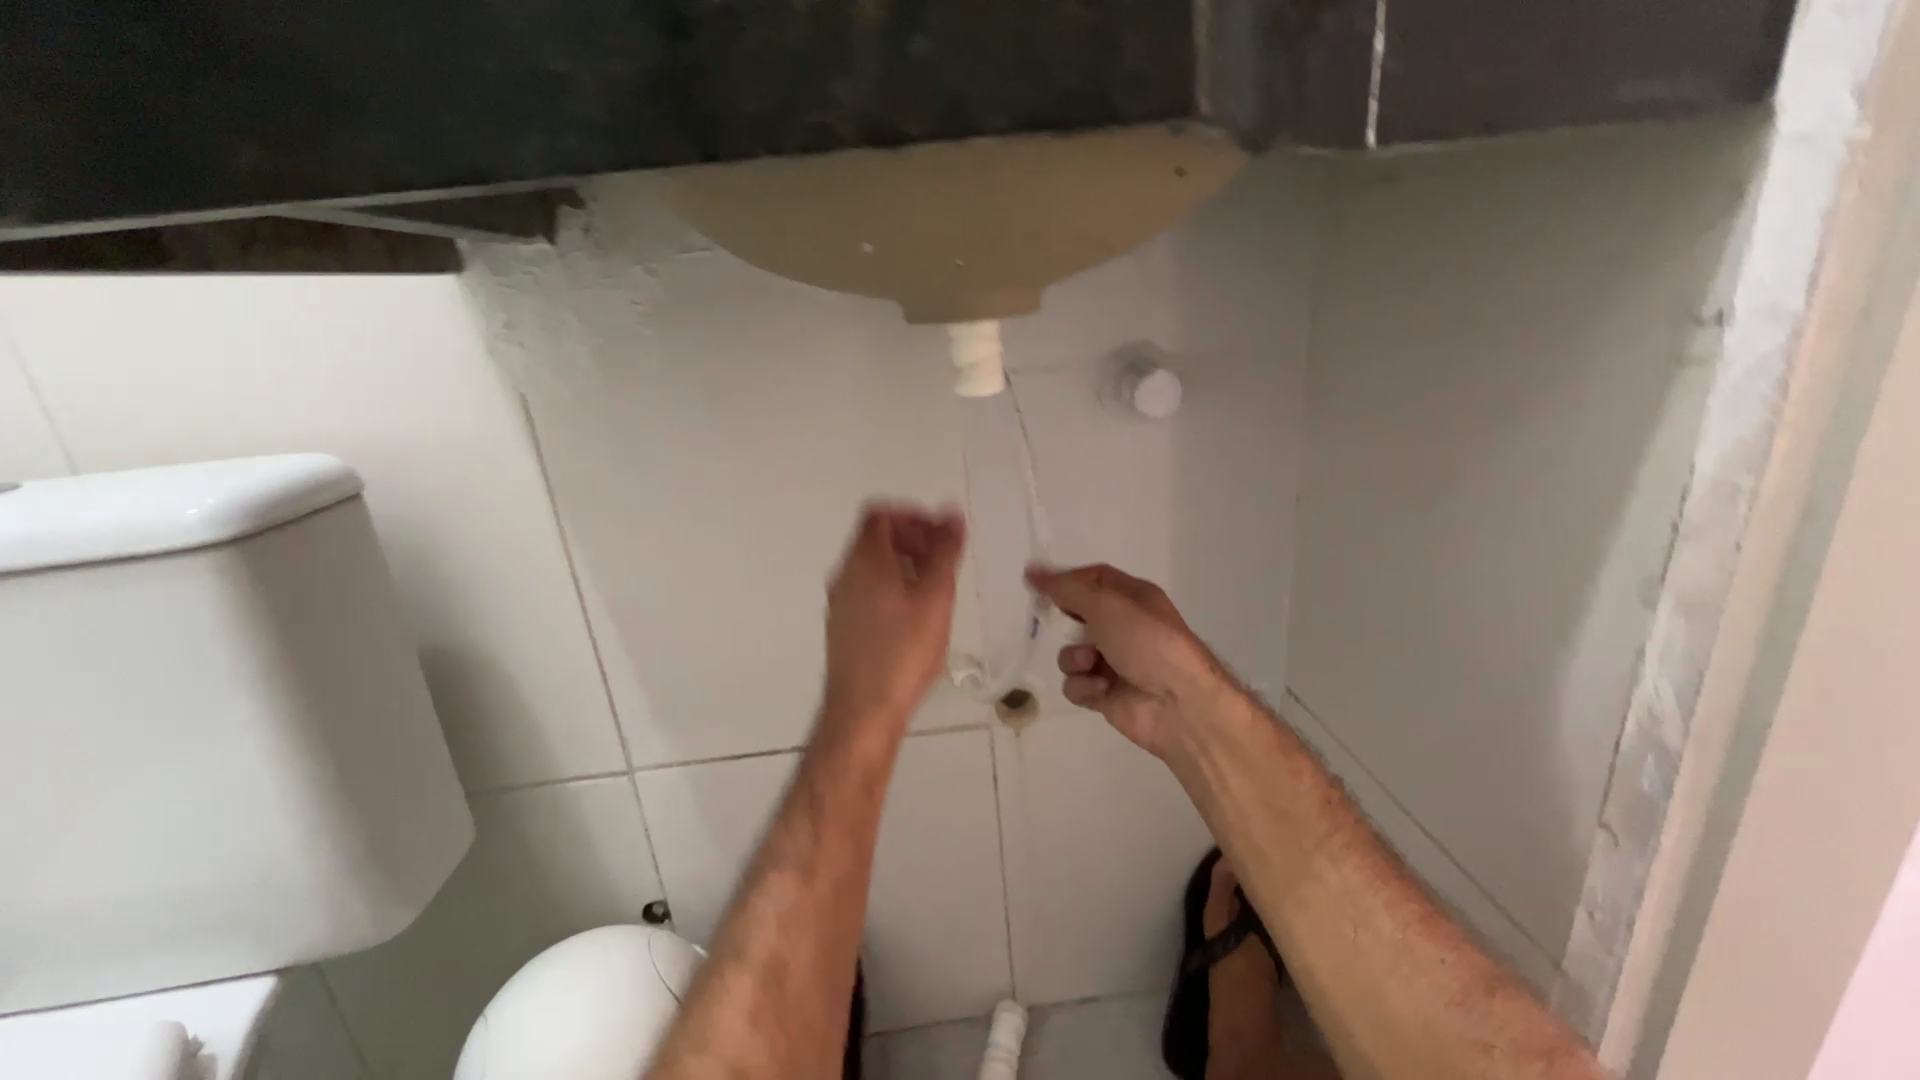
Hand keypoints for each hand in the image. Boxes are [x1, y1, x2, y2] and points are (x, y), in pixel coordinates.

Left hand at [823, 503, 966, 723]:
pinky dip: (892, 589)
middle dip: (913, 540)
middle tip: (944, 562)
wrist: (863, 710)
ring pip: (871, 567)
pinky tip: (915, 619)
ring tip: (935, 591)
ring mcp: (840, 603)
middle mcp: (844, 575)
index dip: (913, 516)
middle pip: (875, 539)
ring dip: (904, 566)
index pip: (880, 514)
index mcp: (864, 560)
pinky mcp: (842, 628)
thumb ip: (945, 551)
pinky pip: (867, 592)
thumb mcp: (935, 596)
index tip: (941, 536)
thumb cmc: (904, 651)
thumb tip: (951, 512)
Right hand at [1025, 564, 1227, 758]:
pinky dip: (1083, 686)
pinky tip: (1101, 690)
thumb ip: (1066, 588)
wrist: (1179, 703)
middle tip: (1063, 627)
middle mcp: (1123, 627)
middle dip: (1066, 624)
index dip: (1066, 581)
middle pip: (1077, 616)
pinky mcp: (1104, 693)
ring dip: (1074, 658)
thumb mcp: (1106, 604)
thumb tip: (1032, 570)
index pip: (1092, 579)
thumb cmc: (1147, 642)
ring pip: (1070, 653)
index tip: (1037, 586)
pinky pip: (1075, 684)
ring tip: (1091, 664)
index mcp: (1132, 598)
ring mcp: (1113, 662)